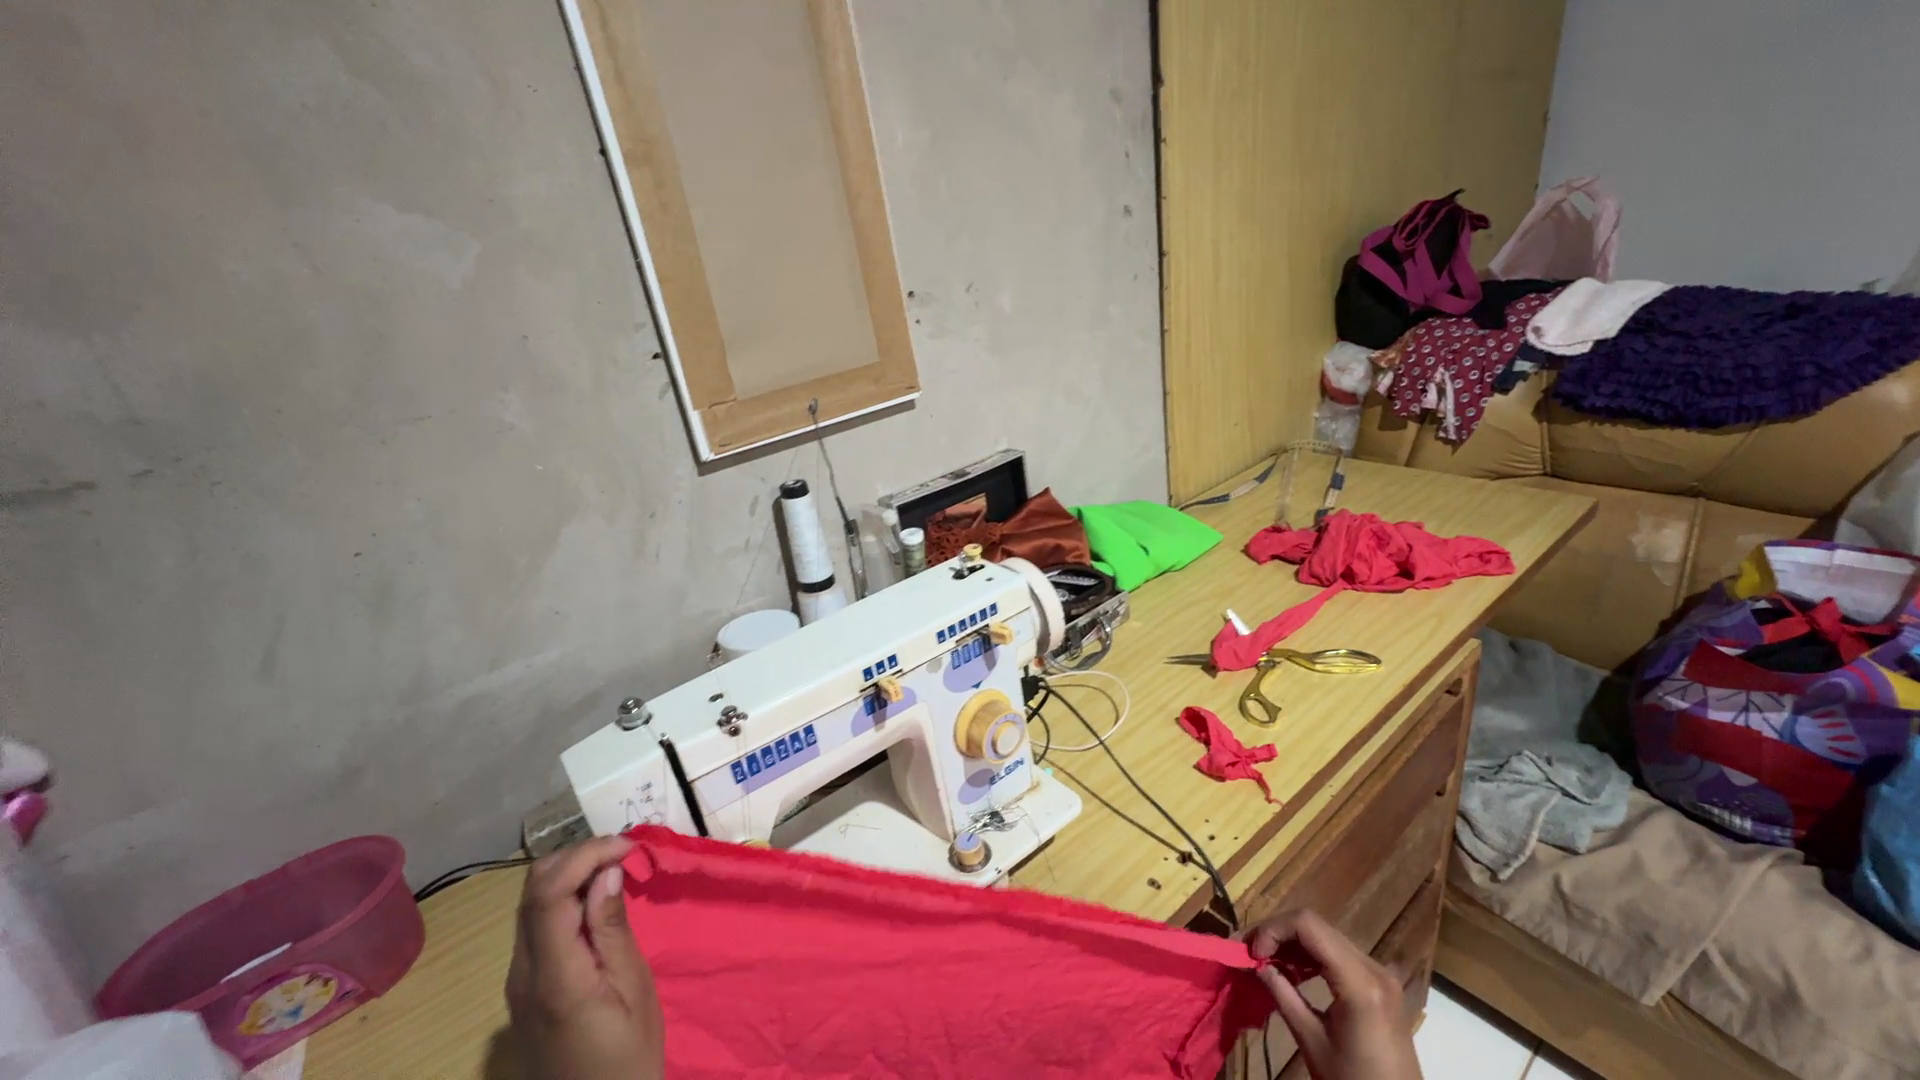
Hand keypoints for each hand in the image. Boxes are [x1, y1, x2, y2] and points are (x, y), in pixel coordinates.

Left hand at [506, 836, 664, 1079]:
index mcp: (554, 976)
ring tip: (616, 870)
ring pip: (530, 903)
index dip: (584, 855)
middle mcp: (522, 972)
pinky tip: (597, 901)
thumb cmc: (628, 1056)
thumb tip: (607, 873)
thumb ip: (614, 930)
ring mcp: (517, 980)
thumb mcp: (634, 991)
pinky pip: (536, 925)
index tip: (628, 846)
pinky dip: (564, 897)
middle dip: (576, 857)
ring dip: (570, 874)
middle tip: (624, 854)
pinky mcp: (524, 986)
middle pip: (531, 891)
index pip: (547, 894)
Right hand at [1247, 910, 1420, 1079]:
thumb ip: (1282, 994)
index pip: (1308, 925)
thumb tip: (1254, 964)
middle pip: (1316, 926)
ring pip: (1326, 936)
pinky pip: (1338, 953)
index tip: (1252, 954)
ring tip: (1266, 961)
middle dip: (1277, 933)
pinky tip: (1293, 971)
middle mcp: (1374, 967)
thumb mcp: (1311, 1040)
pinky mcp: (1380, 983)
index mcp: (1359, 982)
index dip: (1273, 930)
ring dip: (1292, 943)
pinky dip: (1311, 954)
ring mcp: (1380, 973)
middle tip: (1250, 953)